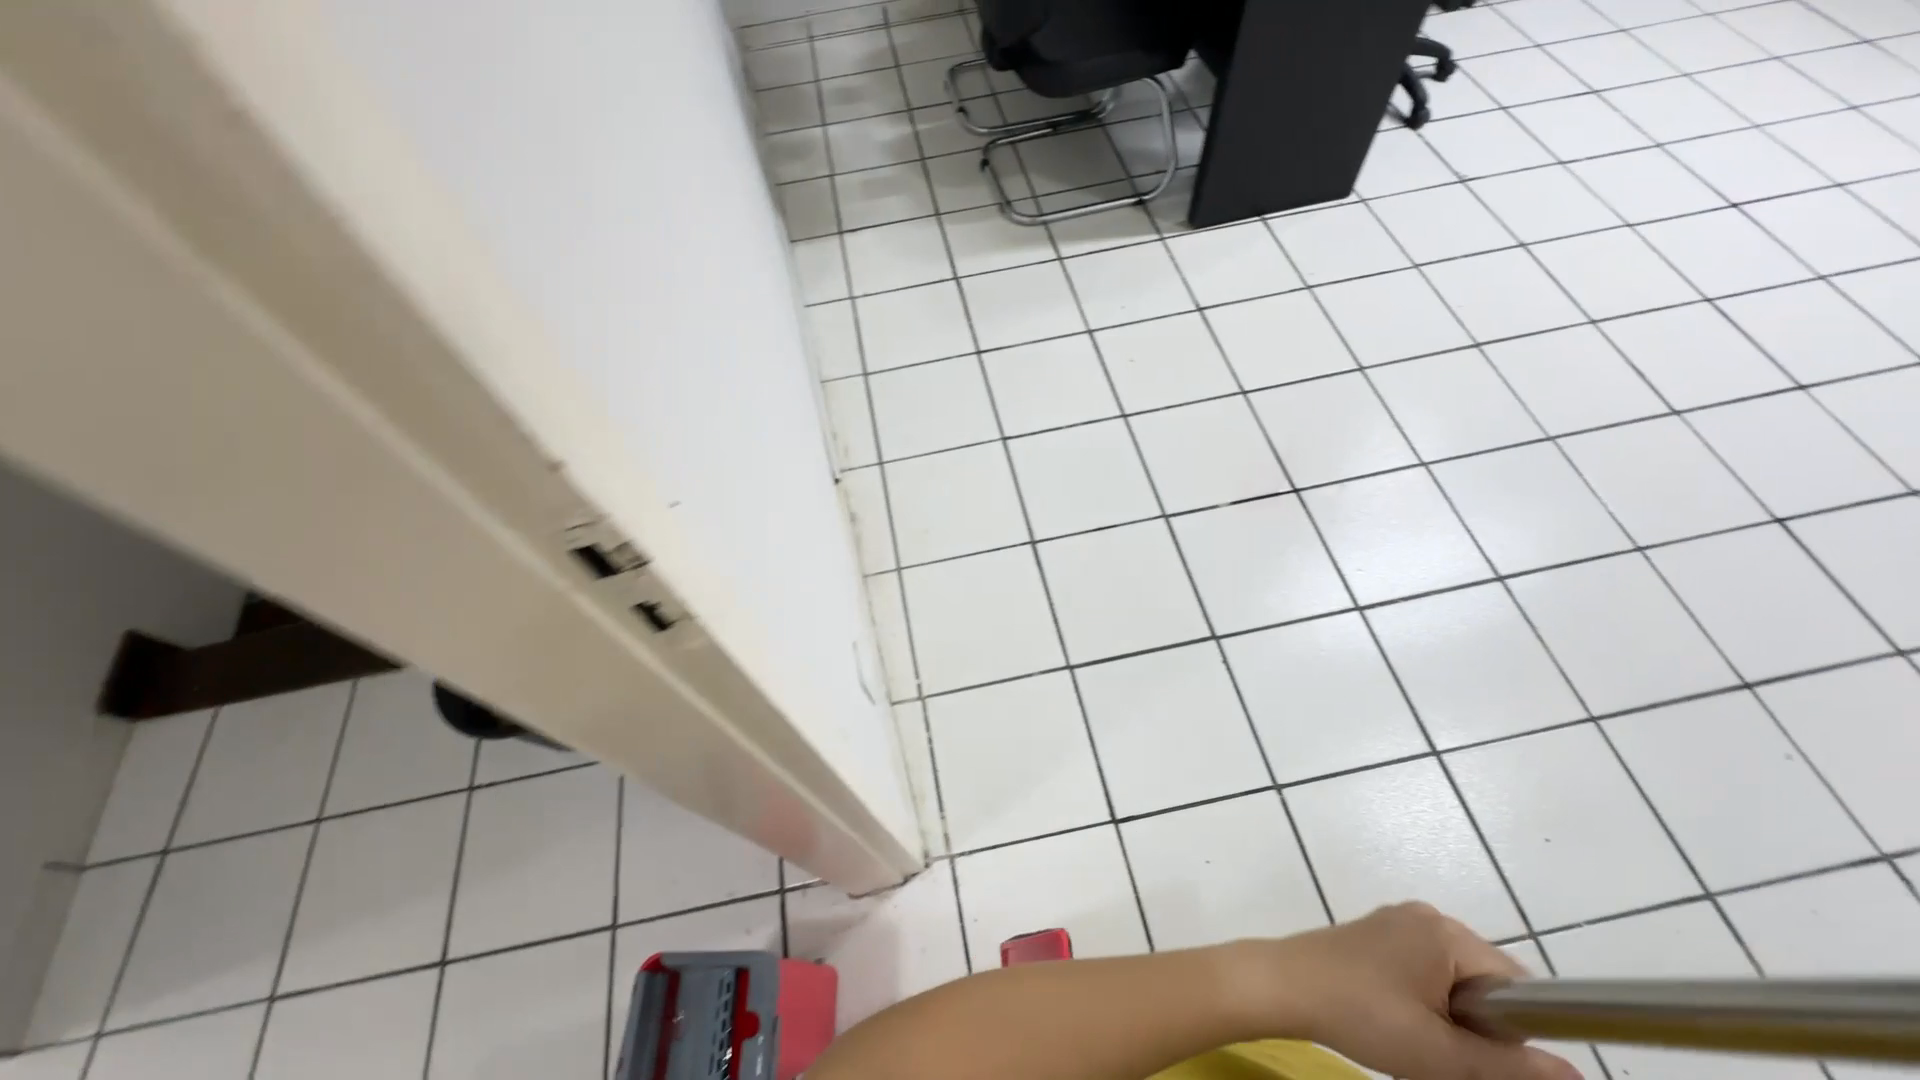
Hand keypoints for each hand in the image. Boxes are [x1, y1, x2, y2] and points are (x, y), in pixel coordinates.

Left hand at [1241, 903, 1581, 1079]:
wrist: (1279, 987)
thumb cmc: (1360, 1015)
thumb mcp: (1440, 1054)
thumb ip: (1510, 1068)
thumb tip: (1576, 1076)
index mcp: (1447, 933)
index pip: (1518, 986)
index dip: (1511, 1031)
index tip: (1476, 1053)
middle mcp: (1425, 918)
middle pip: (1484, 985)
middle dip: (1474, 1030)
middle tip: (1437, 1054)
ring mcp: (1395, 925)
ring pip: (1451, 985)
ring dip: (1445, 1023)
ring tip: (1410, 1044)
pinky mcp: (1373, 938)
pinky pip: (1420, 976)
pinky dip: (1419, 1007)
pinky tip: (1391, 1028)